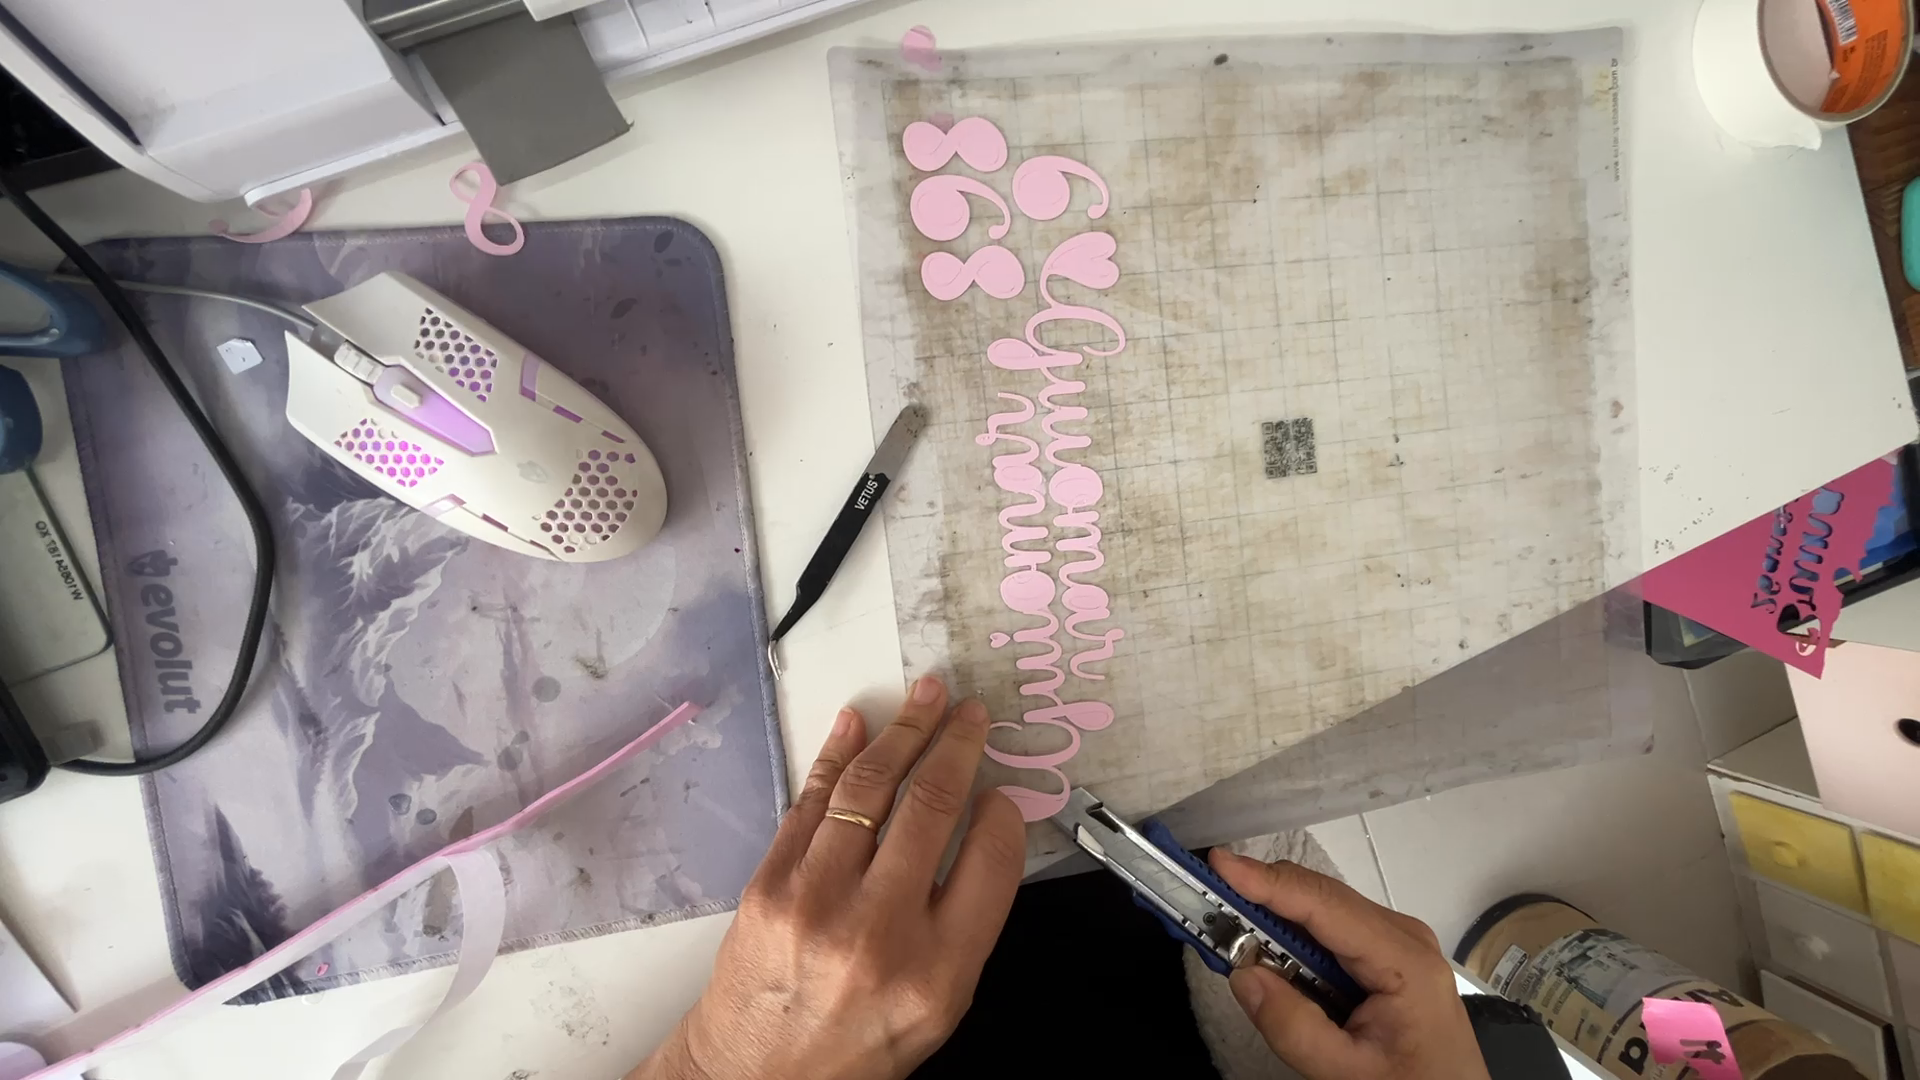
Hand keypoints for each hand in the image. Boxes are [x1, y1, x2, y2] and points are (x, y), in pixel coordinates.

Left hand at [630, 676, 1025, 1079]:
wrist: (755, 1076)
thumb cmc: (862, 1041)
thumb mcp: (940, 1003)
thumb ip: (970, 916)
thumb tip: (985, 819)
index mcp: (938, 969)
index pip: (991, 860)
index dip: (1003, 811)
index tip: (1001, 789)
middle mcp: (879, 929)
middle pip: (931, 807)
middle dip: (956, 745)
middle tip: (970, 711)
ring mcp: (816, 898)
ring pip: (870, 789)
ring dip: (904, 732)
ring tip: (927, 696)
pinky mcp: (770, 879)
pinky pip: (813, 798)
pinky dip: (838, 753)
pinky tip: (859, 721)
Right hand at [1209, 851, 1490, 1079]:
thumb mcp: (1351, 1077)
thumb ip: (1295, 1030)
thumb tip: (1242, 973)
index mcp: (1403, 959)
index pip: (1321, 902)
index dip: (1266, 880)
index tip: (1217, 864)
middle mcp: (1397, 933)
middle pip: (1314, 894)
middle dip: (1257, 896)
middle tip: (1206, 904)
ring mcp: (1389, 938)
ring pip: (1313, 905)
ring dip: (1268, 916)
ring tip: (1228, 932)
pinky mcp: (1377, 949)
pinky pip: (1320, 924)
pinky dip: (1285, 932)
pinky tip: (1264, 951)